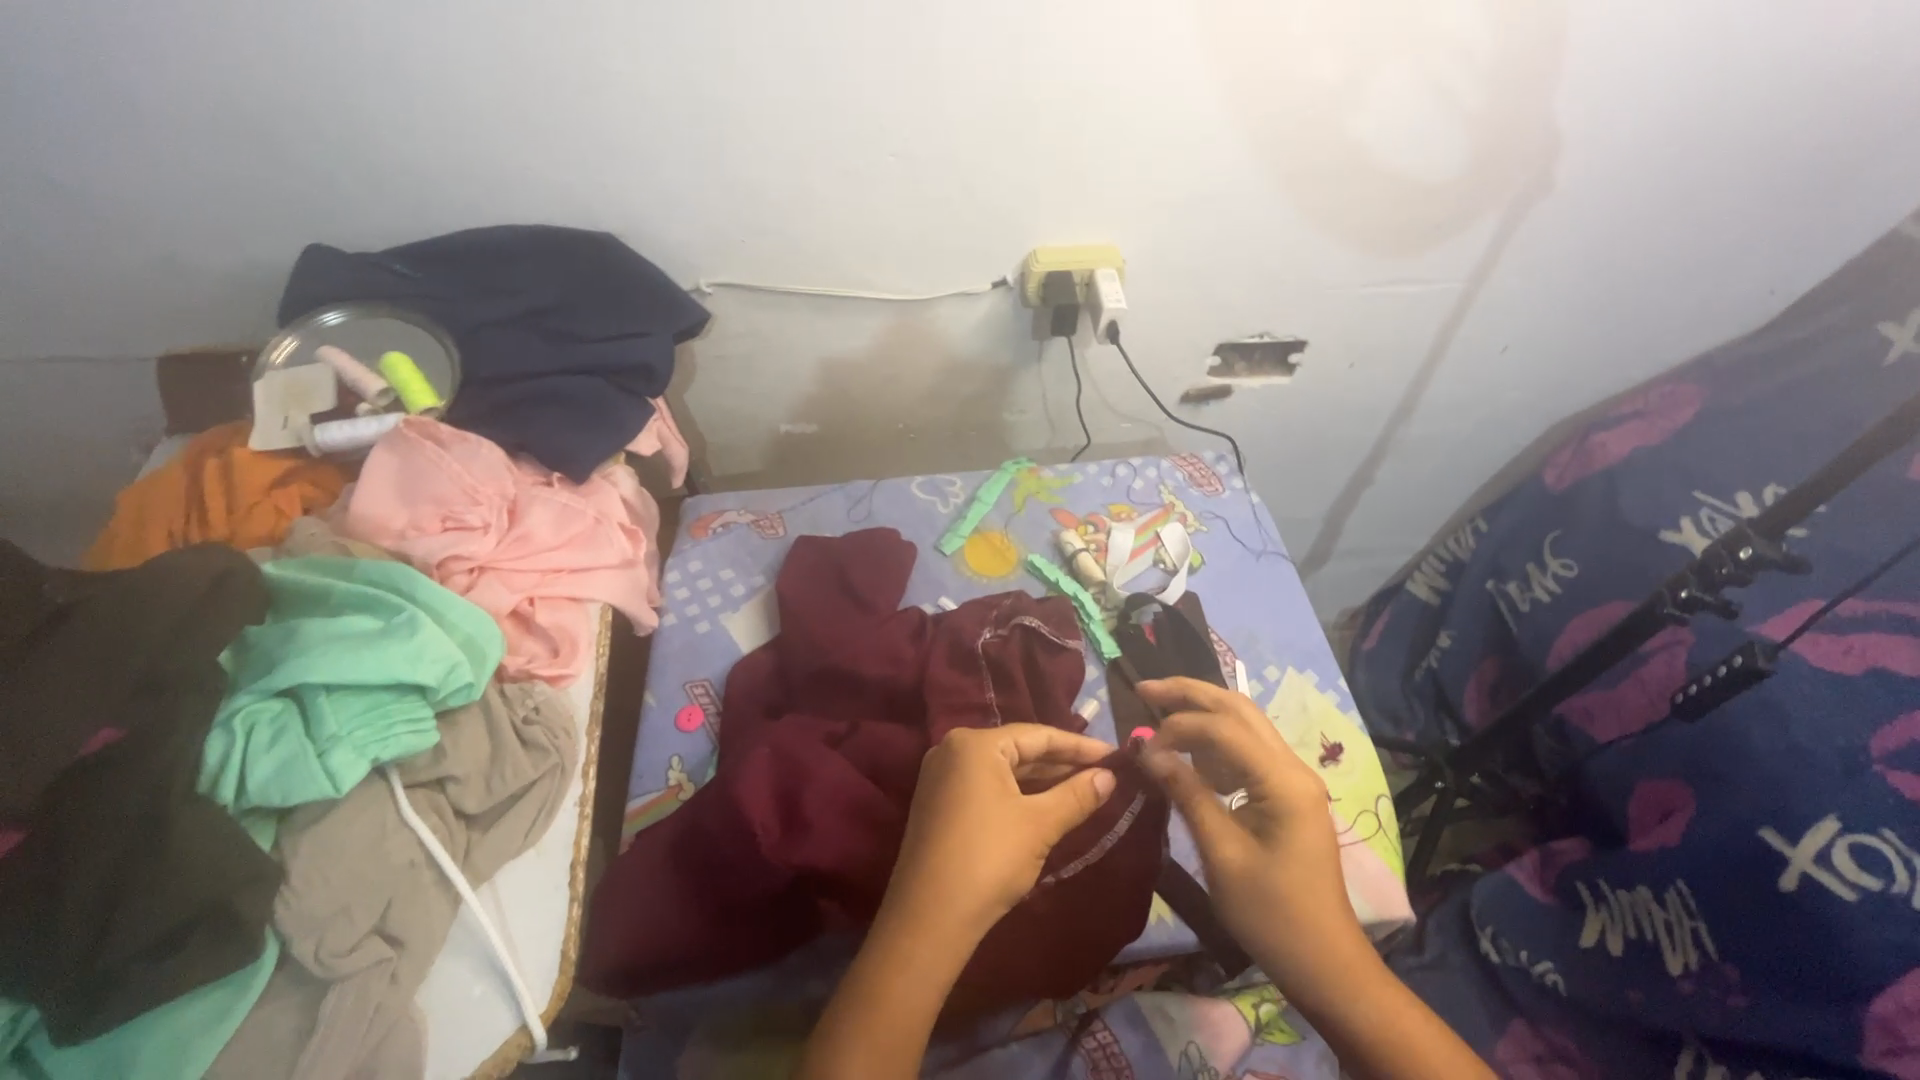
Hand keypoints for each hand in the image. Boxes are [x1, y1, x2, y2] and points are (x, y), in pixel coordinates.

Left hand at [883, 724, 1117, 939]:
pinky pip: (987, 788)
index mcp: (974, 744)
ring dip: (1042, 781)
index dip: (1080, 746)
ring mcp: (942, 778)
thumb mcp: (1040, 825)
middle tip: (1105, 773)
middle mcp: (952, 750)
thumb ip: (1077, 795)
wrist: (930, 916)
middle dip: (1062, 763)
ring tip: (1085, 788)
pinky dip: (1018, 795)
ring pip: (1003, 771)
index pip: (1037, 735)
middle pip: (1019, 750)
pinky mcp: (939, 805)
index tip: (1116, 756)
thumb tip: (1109, 777)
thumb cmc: (989, 859)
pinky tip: (1048, 805)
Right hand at [1135, 677, 1368, 992]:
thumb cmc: (1271, 914)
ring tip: (1160, 714)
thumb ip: (1187, 793)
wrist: (1324, 962)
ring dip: (1203, 714)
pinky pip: (1249, 753)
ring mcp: (1293, 781)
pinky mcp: (1287, 796)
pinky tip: (1190, 758)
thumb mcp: (1221, 853)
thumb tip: (1147, 750)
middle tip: (1144, 688)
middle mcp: (1293, 769)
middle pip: (1239, 710)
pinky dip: (1215, 745)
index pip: (1224, 727)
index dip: (1177, 726)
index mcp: (1283, 781)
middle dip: (1191, 694)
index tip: (1142, 749)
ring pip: (1245, 726)